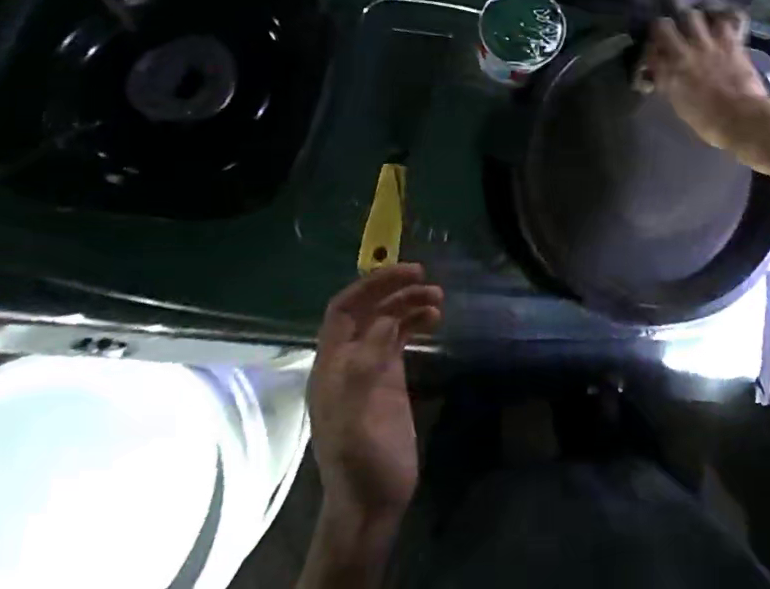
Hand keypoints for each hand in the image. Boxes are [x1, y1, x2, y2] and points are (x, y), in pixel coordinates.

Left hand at [309, 264, 442, 523]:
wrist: (373, 498)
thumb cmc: (361, 460)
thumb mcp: (356, 417)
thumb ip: (363, 370)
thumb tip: (383, 322)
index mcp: (331, 368)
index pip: (343, 312)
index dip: (371, 286)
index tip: (407, 271)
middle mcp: (347, 362)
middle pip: (366, 311)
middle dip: (393, 289)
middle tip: (428, 278)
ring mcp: (369, 370)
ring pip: (386, 321)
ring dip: (409, 303)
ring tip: (438, 298)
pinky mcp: (389, 380)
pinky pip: (399, 338)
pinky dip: (416, 322)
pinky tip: (435, 318)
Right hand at [646, 8, 769, 156]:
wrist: (742, 118)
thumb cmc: (710, 122)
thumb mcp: (681, 107)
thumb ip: (670, 86)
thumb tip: (665, 76)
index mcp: (668, 73)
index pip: (649, 52)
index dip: (651, 50)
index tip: (655, 53)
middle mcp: (683, 53)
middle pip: (662, 25)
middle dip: (664, 26)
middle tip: (671, 31)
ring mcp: (707, 44)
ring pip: (692, 15)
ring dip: (693, 19)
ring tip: (698, 25)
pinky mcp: (730, 41)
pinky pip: (724, 20)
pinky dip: (722, 20)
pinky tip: (723, 24)